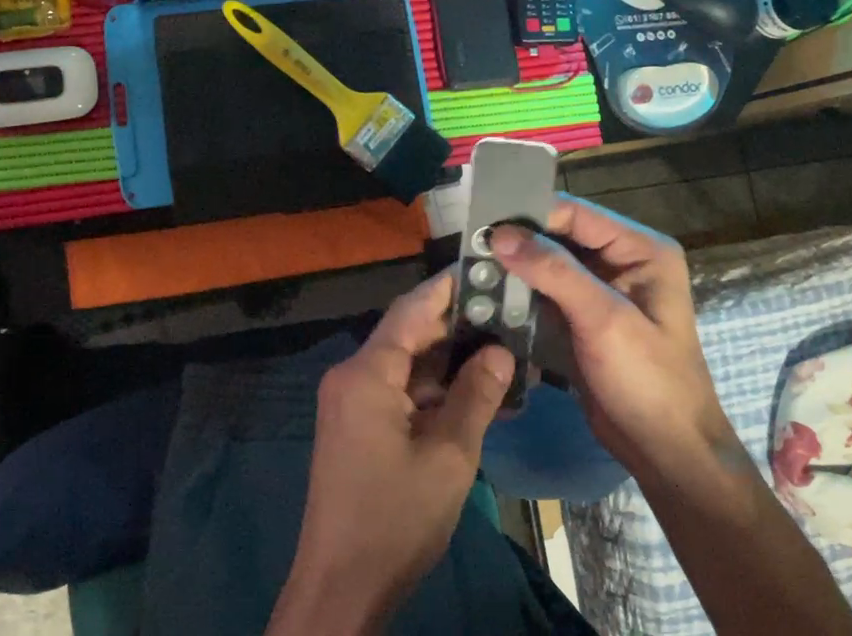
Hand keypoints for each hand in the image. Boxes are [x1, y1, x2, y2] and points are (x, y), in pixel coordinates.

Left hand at [267, 274, 514, 635]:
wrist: (342, 584)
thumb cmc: (395, 517)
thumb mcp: (449, 456)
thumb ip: (475, 397)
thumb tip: (500, 351)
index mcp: (366, 374)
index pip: (410, 311)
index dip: (447, 288)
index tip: (484, 267)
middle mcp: (352, 377)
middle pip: (408, 336)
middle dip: (457, 328)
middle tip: (509, 314)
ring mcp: (352, 403)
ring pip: (407, 367)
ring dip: (450, 365)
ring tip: (505, 354)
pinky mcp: (357, 427)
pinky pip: (399, 394)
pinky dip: (434, 393)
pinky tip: (478, 395)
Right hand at [490, 197, 732, 474]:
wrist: (667, 451)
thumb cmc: (648, 380)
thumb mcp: (603, 320)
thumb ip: (554, 271)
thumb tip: (499, 234)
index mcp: (641, 249)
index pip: (576, 214)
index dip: (529, 215)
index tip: (482, 224)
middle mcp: (622, 261)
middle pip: (558, 236)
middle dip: (516, 242)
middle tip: (468, 247)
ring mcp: (600, 292)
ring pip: (547, 265)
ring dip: (513, 268)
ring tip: (469, 269)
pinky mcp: (582, 320)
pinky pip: (545, 294)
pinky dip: (518, 294)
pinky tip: (486, 296)